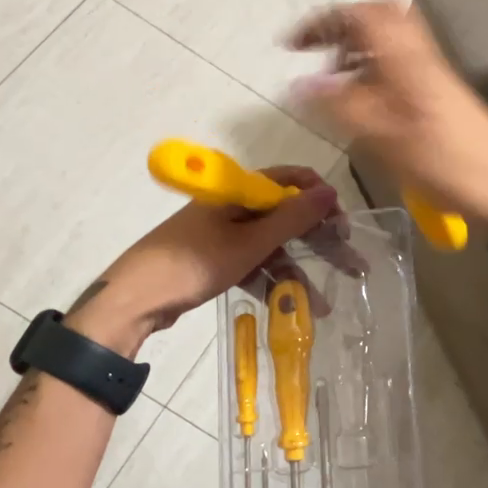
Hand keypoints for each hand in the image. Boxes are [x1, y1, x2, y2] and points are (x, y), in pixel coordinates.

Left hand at [66, 166, 354, 356]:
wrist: (135, 299)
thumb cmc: (194, 263)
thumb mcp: (249, 243)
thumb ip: (292, 218)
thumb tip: (330, 190)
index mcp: (238, 191)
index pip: (291, 179)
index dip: (320, 198)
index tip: (342, 225)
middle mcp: (233, 207)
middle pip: (285, 216)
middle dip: (318, 241)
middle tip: (351, 265)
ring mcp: (223, 234)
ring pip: (272, 246)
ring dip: (298, 272)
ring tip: (324, 304)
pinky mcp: (215, 260)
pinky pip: (254, 264)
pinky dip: (272, 282)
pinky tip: (292, 308)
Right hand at [288, 0, 487, 232]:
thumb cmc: (454, 166)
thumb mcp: (390, 140)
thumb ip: (344, 108)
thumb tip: (298, 83)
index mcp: (409, 61)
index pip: (362, 15)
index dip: (323, 21)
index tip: (291, 46)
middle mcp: (423, 60)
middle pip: (382, 19)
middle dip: (343, 31)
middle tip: (317, 59)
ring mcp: (436, 79)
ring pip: (392, 45)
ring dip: (359, 55)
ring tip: (335, 87)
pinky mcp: (444, 101)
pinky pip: (402, 71)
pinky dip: (375, 78)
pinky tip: (367, 111)